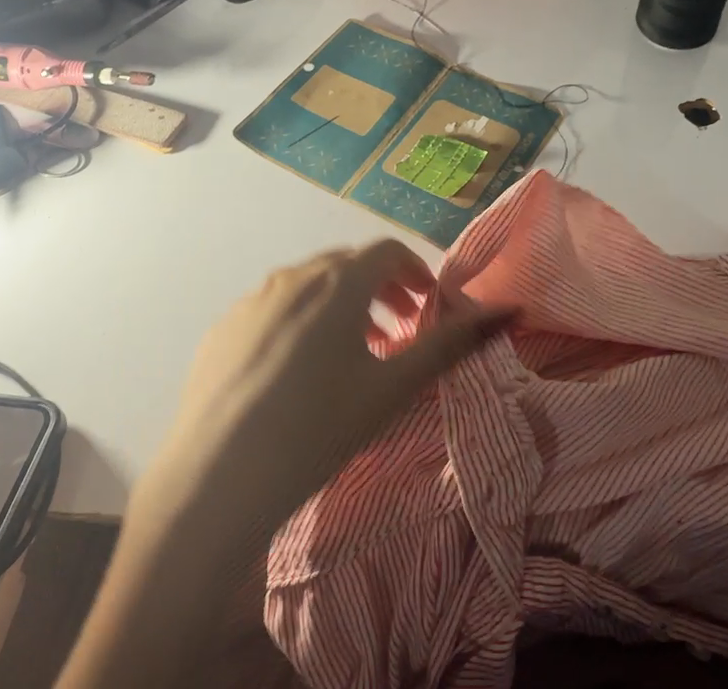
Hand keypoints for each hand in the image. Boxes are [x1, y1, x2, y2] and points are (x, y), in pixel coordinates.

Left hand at [164, 240, 514, 516]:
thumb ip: (450, 345)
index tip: (426, 306)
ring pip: (306, 288)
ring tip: (349, 356)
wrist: (219, 476)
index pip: (387, 251)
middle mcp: (291, 277)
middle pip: (346, 266)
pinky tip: (295, 377)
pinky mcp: (221, 331)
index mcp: (337, 282)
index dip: (415, 272)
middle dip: (379, 290)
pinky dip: (298, 325)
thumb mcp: (393, 389)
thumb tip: (507, 311)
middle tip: (396, 332)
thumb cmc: (320, 427)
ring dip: (338, 307)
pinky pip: (271, 312)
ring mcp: (249, 302)